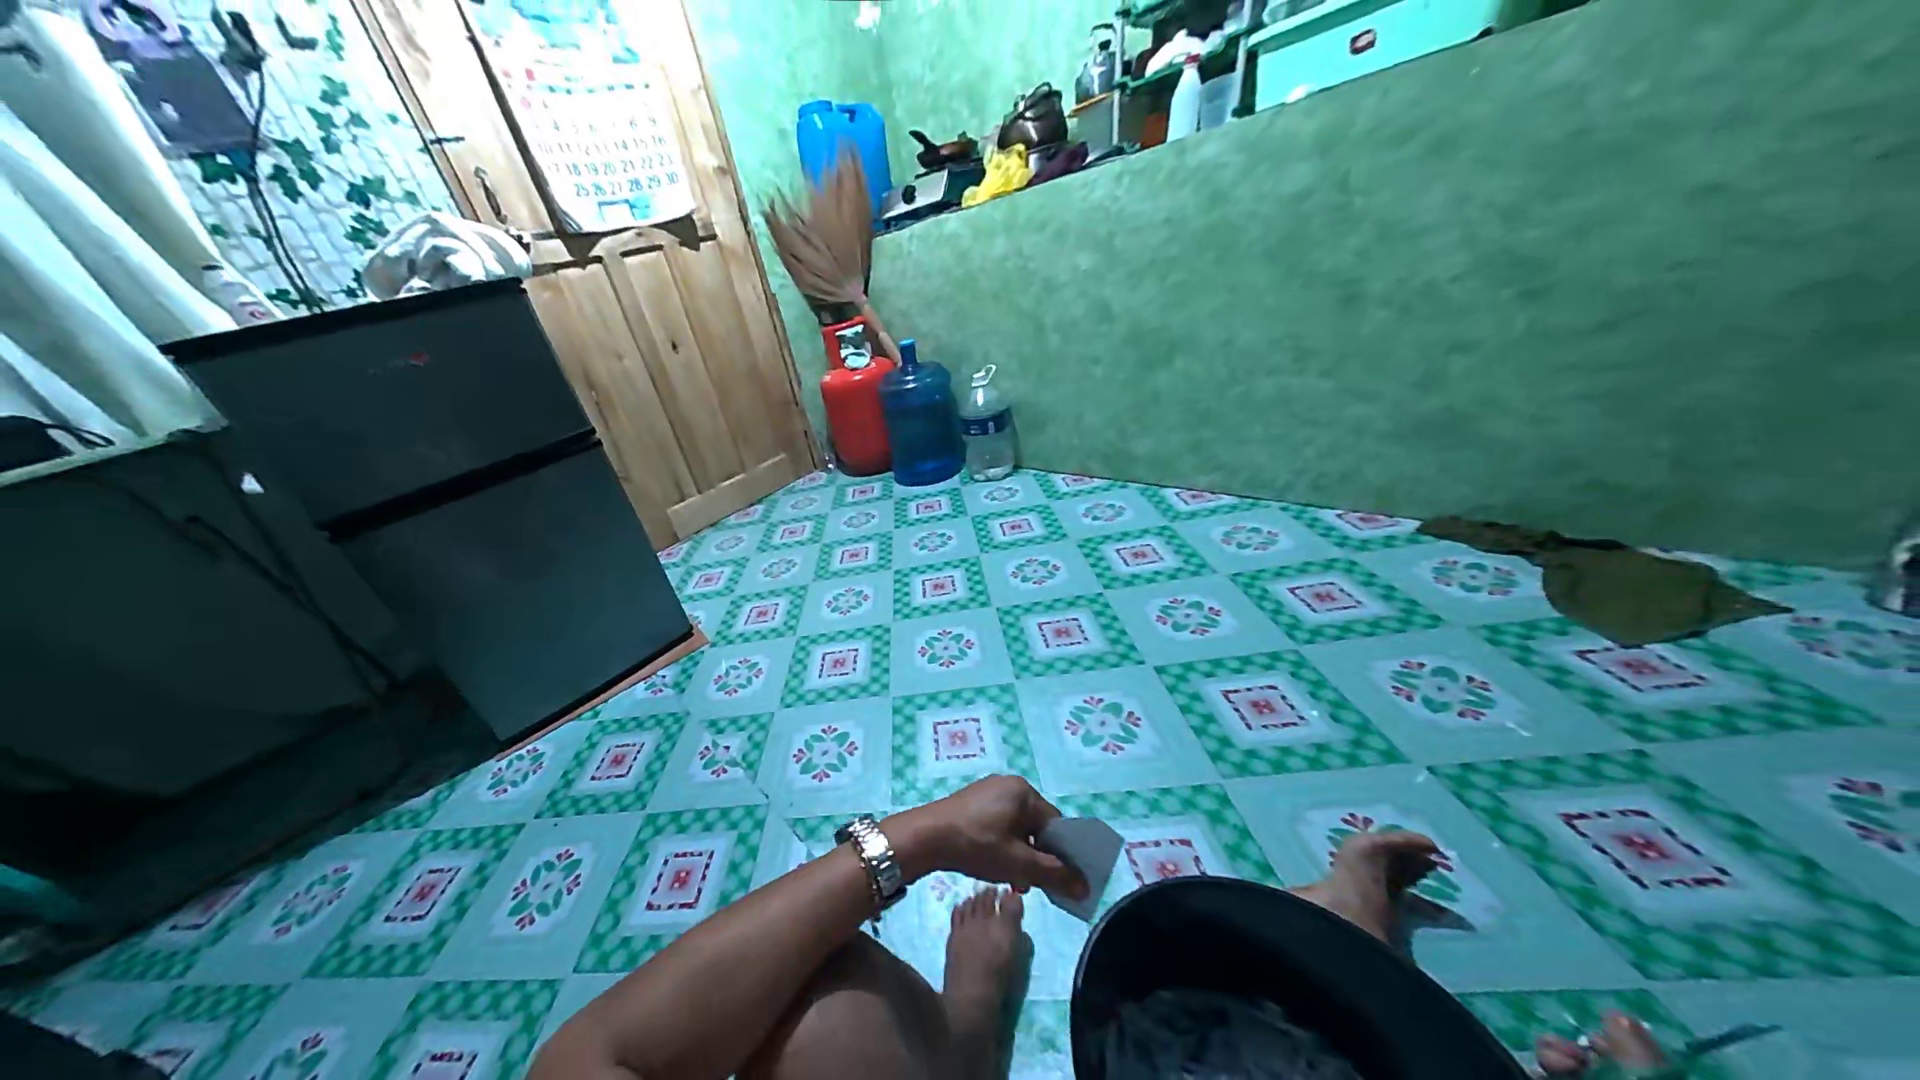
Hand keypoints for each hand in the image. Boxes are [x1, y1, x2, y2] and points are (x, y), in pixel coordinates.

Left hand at [885, 775, 1088, 898]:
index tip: (1058, 879)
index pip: (1056, 825)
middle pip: (1036, 826)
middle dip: (1037, 857)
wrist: (925, 837)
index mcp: (1024, 791)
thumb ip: (1054, 874)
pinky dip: (1003, 845)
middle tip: (1030, 883)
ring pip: (1017, 828)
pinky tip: (994, 865)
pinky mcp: (973, 803)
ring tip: (1012, 879)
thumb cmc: (976, 845)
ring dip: (1020, 855)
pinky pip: (999, 824)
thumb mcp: (1018, 863)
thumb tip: (1085, 887)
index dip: (1061, 854)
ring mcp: (988, 792)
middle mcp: (1009, 785)